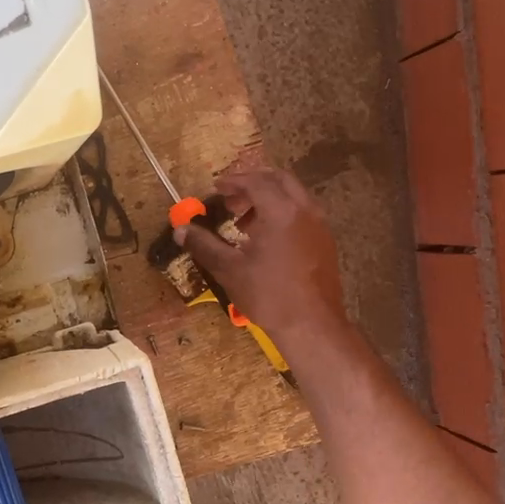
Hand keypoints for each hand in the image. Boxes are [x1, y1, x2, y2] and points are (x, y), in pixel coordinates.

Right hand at [174, 167, 345, 344]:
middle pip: (279, 180)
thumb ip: (204, 244)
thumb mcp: (228, 269)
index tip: (216, 187)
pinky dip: (281, 212)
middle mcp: (304, 210)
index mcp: (280, 212)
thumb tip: (180, 230)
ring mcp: (319, 225)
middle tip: (230, 199)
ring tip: (244, 221)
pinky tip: (265, 239)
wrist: (310, 323)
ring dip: (268, 198)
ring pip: (293, 195)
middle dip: (253, 183)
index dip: (233, 181)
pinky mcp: (324, 241)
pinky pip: (301, 212)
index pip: (256, 182)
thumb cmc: (267, 294)